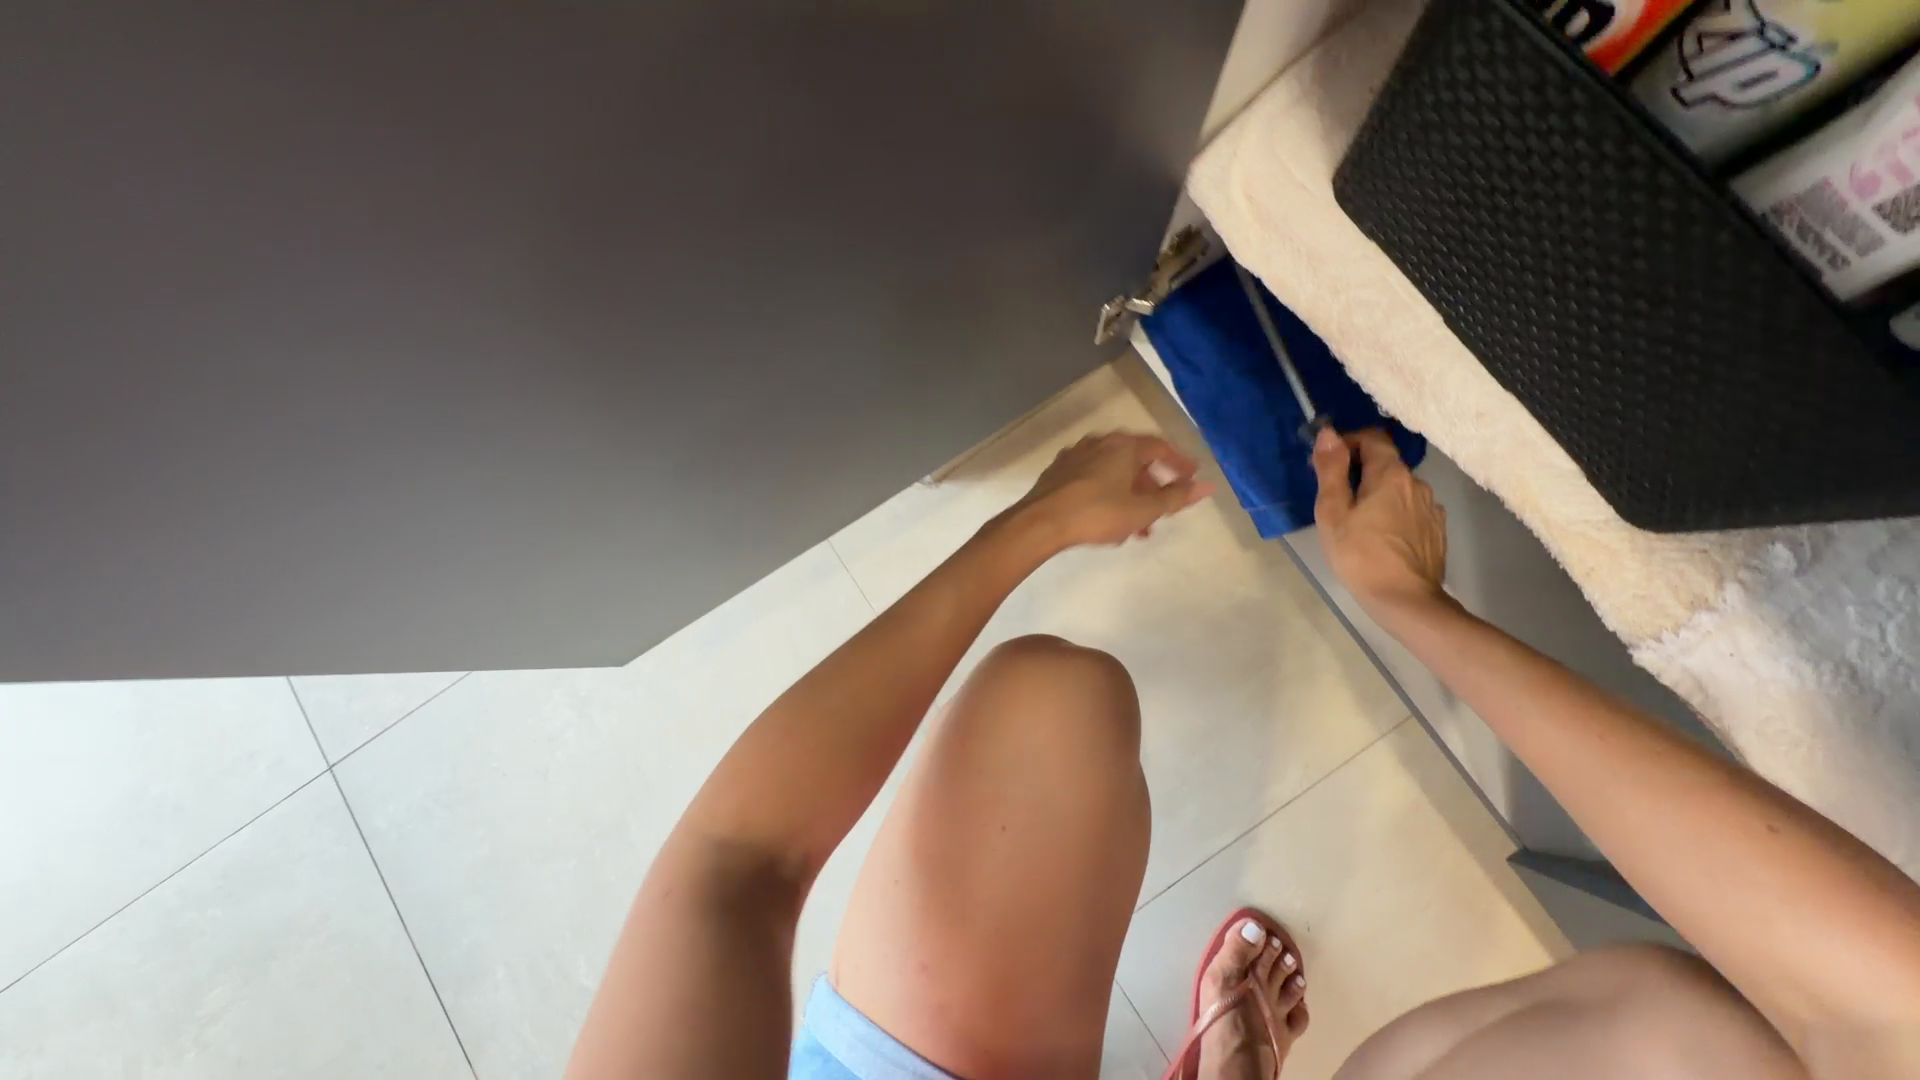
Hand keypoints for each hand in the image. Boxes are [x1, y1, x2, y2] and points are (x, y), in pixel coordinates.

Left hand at [1005, 432, 1212, 551]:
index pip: (1160, 447)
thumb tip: (1206, 486)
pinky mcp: (1058, 472)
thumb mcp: (1143, 510)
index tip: (1191, 478)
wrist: (1040, 522)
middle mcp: (1100, 443)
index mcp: (1123, 445)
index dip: (1179, 463)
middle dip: (1151, 488)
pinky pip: (1092, 479)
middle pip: (1135, 461)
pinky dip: (1107, 494)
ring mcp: (1075, 456)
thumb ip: (1175, 498)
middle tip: (1160, 511)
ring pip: (1113, 473)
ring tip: (1135, 526)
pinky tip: (1107, 519)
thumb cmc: (1097, 514)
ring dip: (1129, 496)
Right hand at [1311, 427, 1448, 616]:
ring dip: (1378, 494)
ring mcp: (1431, 508)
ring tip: (1358, 522)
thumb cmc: (1359, 555)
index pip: (1372, 438)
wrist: (1404, 600)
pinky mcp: (1436, 530)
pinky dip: (1394, 513)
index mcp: (1390, 474)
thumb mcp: (1333, 512)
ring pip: (1399, 489)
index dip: (1348, 442)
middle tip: (1337, 498)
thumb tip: (1329, 433)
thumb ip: (1331, 470)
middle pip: (1386, 464)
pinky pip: (1410, 510)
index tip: (1328, 462)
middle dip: (1361, 472)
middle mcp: (1417, 483)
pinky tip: (1381, 538)